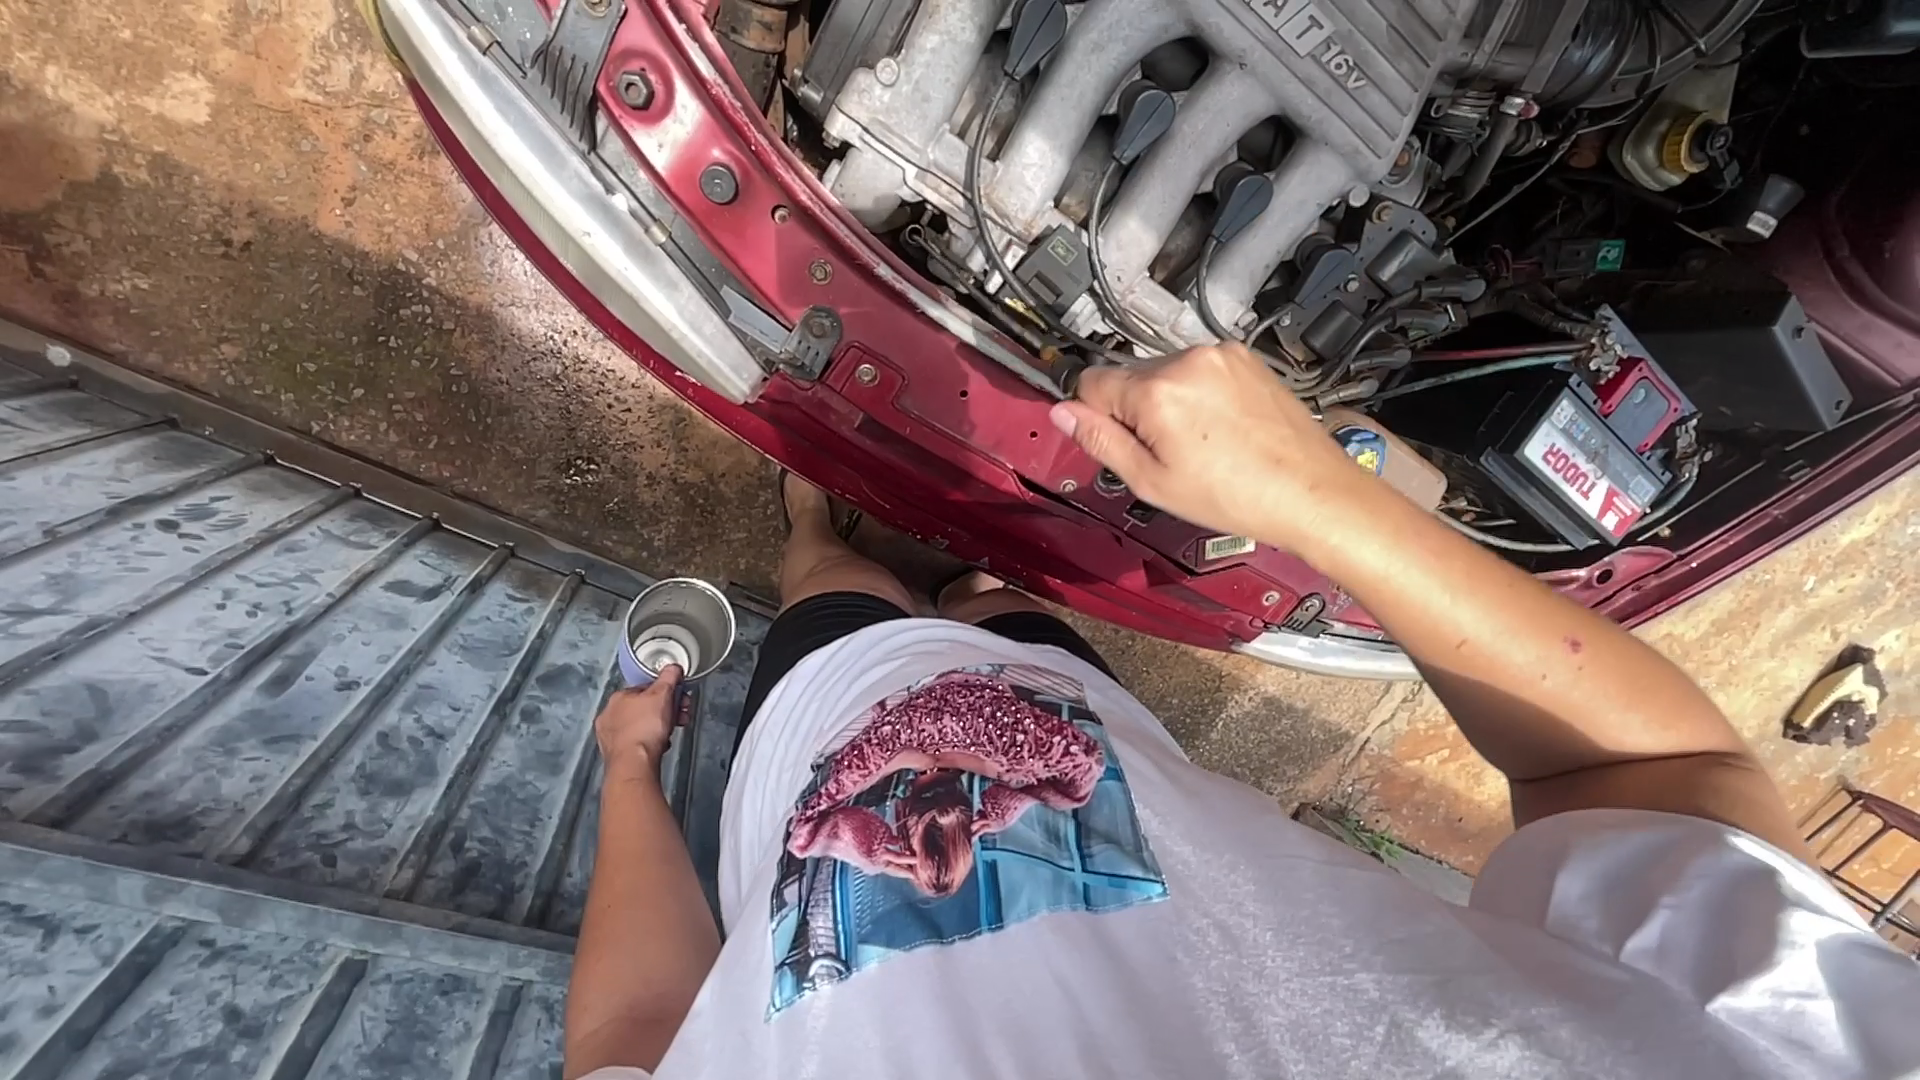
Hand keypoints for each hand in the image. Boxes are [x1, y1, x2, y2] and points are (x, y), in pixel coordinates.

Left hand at [594, 666, 682, 774]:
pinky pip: (636, 741)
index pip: (646, 688)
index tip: (679, 698)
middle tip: (680, 715)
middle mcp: (609, 714)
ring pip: (641, 725)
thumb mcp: (663, 695)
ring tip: (670, 732)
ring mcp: (610, 735)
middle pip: (644, 707)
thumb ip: (669, 678)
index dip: (667, 692)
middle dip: (666, 710)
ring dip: (658, 726)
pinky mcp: (614, 753)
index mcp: (619, 697)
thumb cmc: (645, 728)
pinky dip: (649, 742)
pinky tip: (658, 745)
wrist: (634, 763)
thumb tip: (672, 667)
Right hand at [1049, 345, 1374, 549]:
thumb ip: (1100, 441)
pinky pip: (1196, 369)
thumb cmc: (1237, 495)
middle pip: (1127, 376)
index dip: (1094, 416)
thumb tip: (1062, 412)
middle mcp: (1188, 359)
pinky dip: (1195, 394)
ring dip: (1165, 401)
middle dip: (1133, 410)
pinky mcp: (1243, 358)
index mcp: (1158, 391)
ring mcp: (1220, 354)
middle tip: (1165, 452)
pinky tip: (1216, 429)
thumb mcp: (1152, 482)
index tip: (1116, 441)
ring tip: (1197, 443)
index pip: (1090, 382)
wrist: (1311, 491)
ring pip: (1161, 372)